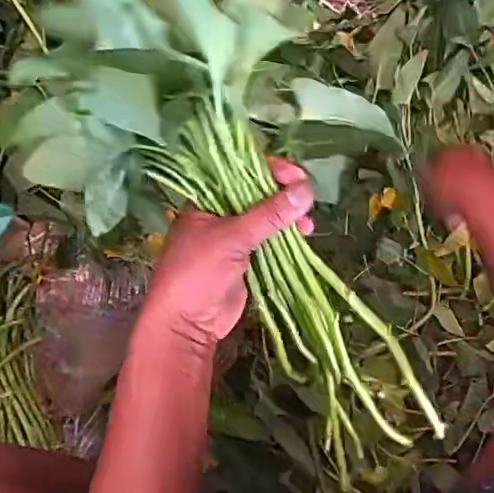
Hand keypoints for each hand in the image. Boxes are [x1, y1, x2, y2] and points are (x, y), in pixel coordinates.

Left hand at [136, 159, 314, 354]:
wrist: (185, 323)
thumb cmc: (197, 273)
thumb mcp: (232, 238)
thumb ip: (269, 214)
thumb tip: (306, 190)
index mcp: (206, 200)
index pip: (241, 171)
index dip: (270, 169)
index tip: (297, 176)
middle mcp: (220, 213)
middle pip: (258, 193)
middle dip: (284, 194)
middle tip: (308, 199)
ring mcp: (234, 236)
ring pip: (267, 217)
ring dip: (289, 218)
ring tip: (307, 226)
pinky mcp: (246, 258)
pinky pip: (270, 239)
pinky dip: (287, 237)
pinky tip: (303, 236)